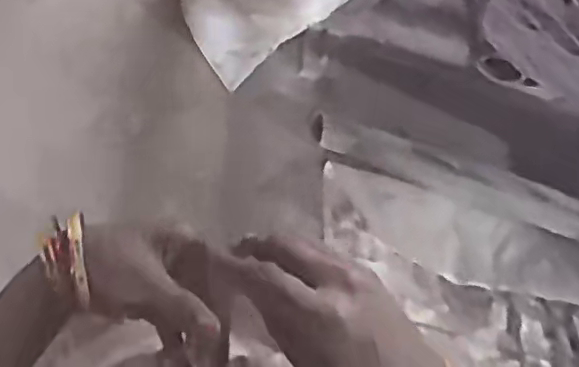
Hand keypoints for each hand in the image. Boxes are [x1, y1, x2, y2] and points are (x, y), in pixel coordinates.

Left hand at [79, 225, 225, 365]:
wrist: (72, 269)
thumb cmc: (115, 263)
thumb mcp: (151, 284)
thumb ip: (185, 307)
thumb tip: (218, 332)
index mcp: (183, 240)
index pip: (219, 267)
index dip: (231, 298)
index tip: (241, 330)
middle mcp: (180, 255)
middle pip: (208, 293)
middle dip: (213, 326)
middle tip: (219, 356)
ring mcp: (166, 277)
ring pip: (192, 310)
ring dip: (196, 338)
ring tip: (201, 363)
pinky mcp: (152, 297)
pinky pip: (174, 320)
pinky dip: (177, 340)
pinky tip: (179, 361)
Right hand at [220, 235, 443, 366]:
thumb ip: (280, 335)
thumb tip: (248, 307)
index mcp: (322, 315)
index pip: (263, 275)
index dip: (231, 264)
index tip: (206, 259)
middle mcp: (338, 281)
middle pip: (282, 244)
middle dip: (252, 247)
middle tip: (231, 258)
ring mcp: (358, 273)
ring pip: (304, 242)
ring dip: (277, 248)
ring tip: (260, 262)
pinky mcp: (371, 275)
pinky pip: (325, 251)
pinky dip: (302, 254)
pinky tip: (297, 272)